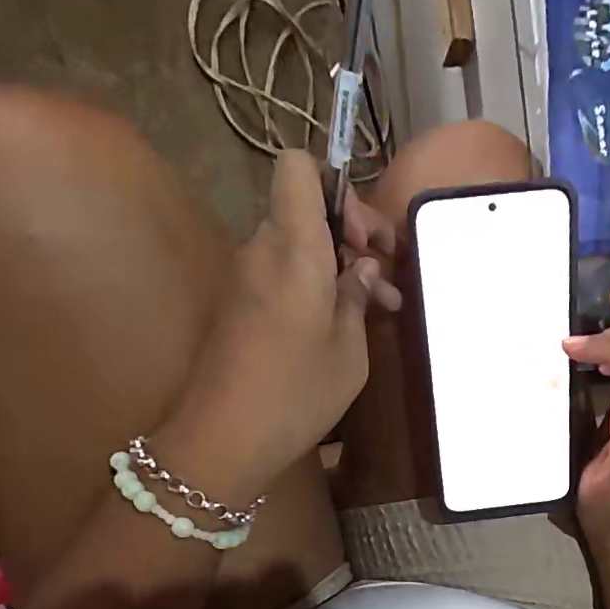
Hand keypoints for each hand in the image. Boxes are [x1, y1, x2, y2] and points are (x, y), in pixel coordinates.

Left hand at [171, 152, 401, 496]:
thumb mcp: (349, 351)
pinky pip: (282, 273)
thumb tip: (360, 268)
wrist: (224, 439)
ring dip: (337, 266)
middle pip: (304, 208)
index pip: (299, 169)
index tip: (363, 236)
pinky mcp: (240, 303)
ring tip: (378, 309)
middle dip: (350, 234)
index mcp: (294, 250)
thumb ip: (356, 298)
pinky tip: (342, 324)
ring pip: (297, 245)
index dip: (336, 186)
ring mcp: (246, 276)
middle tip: (385, 279)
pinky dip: (314, 285)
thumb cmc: (297, 393)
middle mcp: (263, 249)